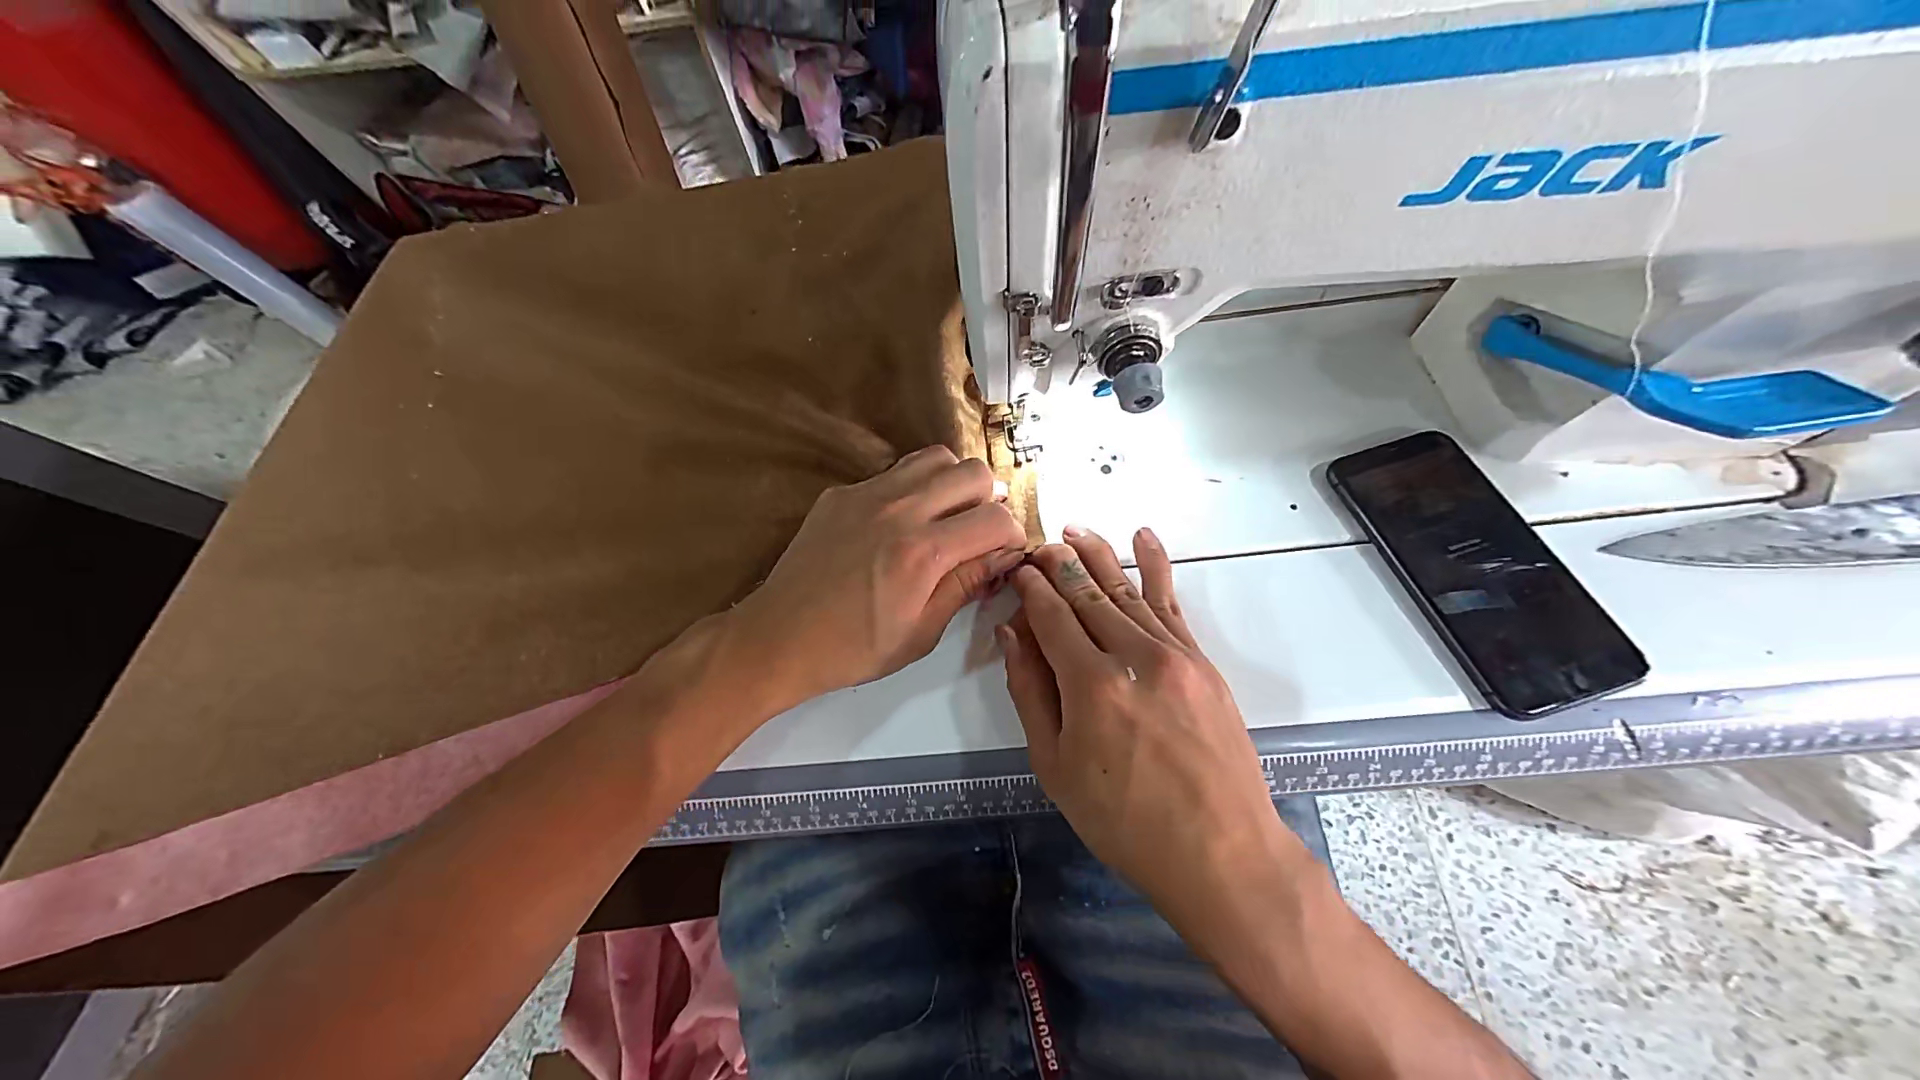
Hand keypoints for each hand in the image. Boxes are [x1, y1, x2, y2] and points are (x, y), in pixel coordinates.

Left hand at [731, 446, 1026, 708]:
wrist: (780, 636)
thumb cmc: (852, 648)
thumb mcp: (922, 631)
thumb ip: (967, 584)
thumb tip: (1003, 557)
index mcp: (922, 553)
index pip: (996, 520)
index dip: (1013, 537)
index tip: (1005, 554)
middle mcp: (899, 510)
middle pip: (974, 473)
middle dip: (990, 501)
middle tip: (979, 533)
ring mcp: (867, 494)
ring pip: (936, 458)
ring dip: (954, 484)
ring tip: (946, 518)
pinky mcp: (842, 493)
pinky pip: (895, 472)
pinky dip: (914, 488)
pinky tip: (902, 522)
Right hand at [1000, 527, 1308, 937]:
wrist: (1221, 853)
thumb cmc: (1124, 821)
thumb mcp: (1056, 766)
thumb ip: (1030, 692)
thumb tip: (1011, 632)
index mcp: (1091, 685)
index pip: (1052, 615)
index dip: (1030, 587)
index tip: (1015, 568)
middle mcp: (1133, 656)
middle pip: (1088, 594)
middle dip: (1059, 564)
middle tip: (1038, 545)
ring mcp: (1175, 655)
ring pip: (1128, 591)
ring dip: (1098, 556)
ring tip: (1074, 530)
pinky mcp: (1202, 662)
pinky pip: (1173, 604)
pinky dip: (1157, 567)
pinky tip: (1144, 538)